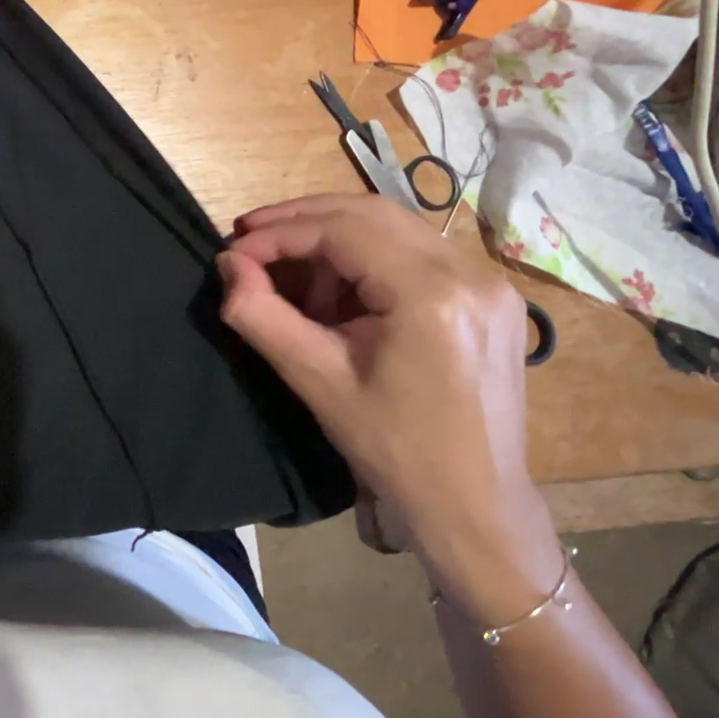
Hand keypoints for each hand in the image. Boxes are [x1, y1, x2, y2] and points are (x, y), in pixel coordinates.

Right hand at [217, 195, 561, 624]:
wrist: (475, 505)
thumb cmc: (392, 448)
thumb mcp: (315, 380)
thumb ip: (260, 314)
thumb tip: (228, 264)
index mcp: (432, 294)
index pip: (342, 229)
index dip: (279, 232)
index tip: (234, 251)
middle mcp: (471, 273)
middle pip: (370, 212)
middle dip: (302, 220)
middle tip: (249, 238)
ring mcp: (489, 282)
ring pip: (393, 226)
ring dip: (332, 236)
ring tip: (287, 270)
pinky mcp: (490, 297)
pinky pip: (415, 251)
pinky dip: (365, 256)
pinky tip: (335, 288)